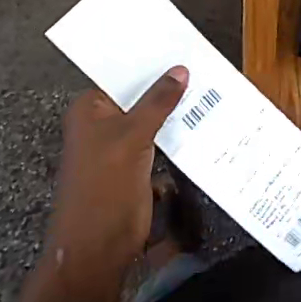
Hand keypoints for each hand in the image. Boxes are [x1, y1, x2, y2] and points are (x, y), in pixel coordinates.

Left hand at [45, 67, 187, 269]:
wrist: (97, 250)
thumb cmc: (106, 186)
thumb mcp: (133, 137)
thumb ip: (158, 102)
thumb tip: (180, 70)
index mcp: (89, 108)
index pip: (121, 76)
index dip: (149, 65)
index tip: (181, 50)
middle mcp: (100, 123)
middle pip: (137, 99)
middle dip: (166, 89)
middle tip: (204, 70)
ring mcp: (116, 148)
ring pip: (149, 122)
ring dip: (174, 114)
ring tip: (211, 93)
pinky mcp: (133, 169)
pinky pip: (156, 145)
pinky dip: (175, 138)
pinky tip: (203, 126)